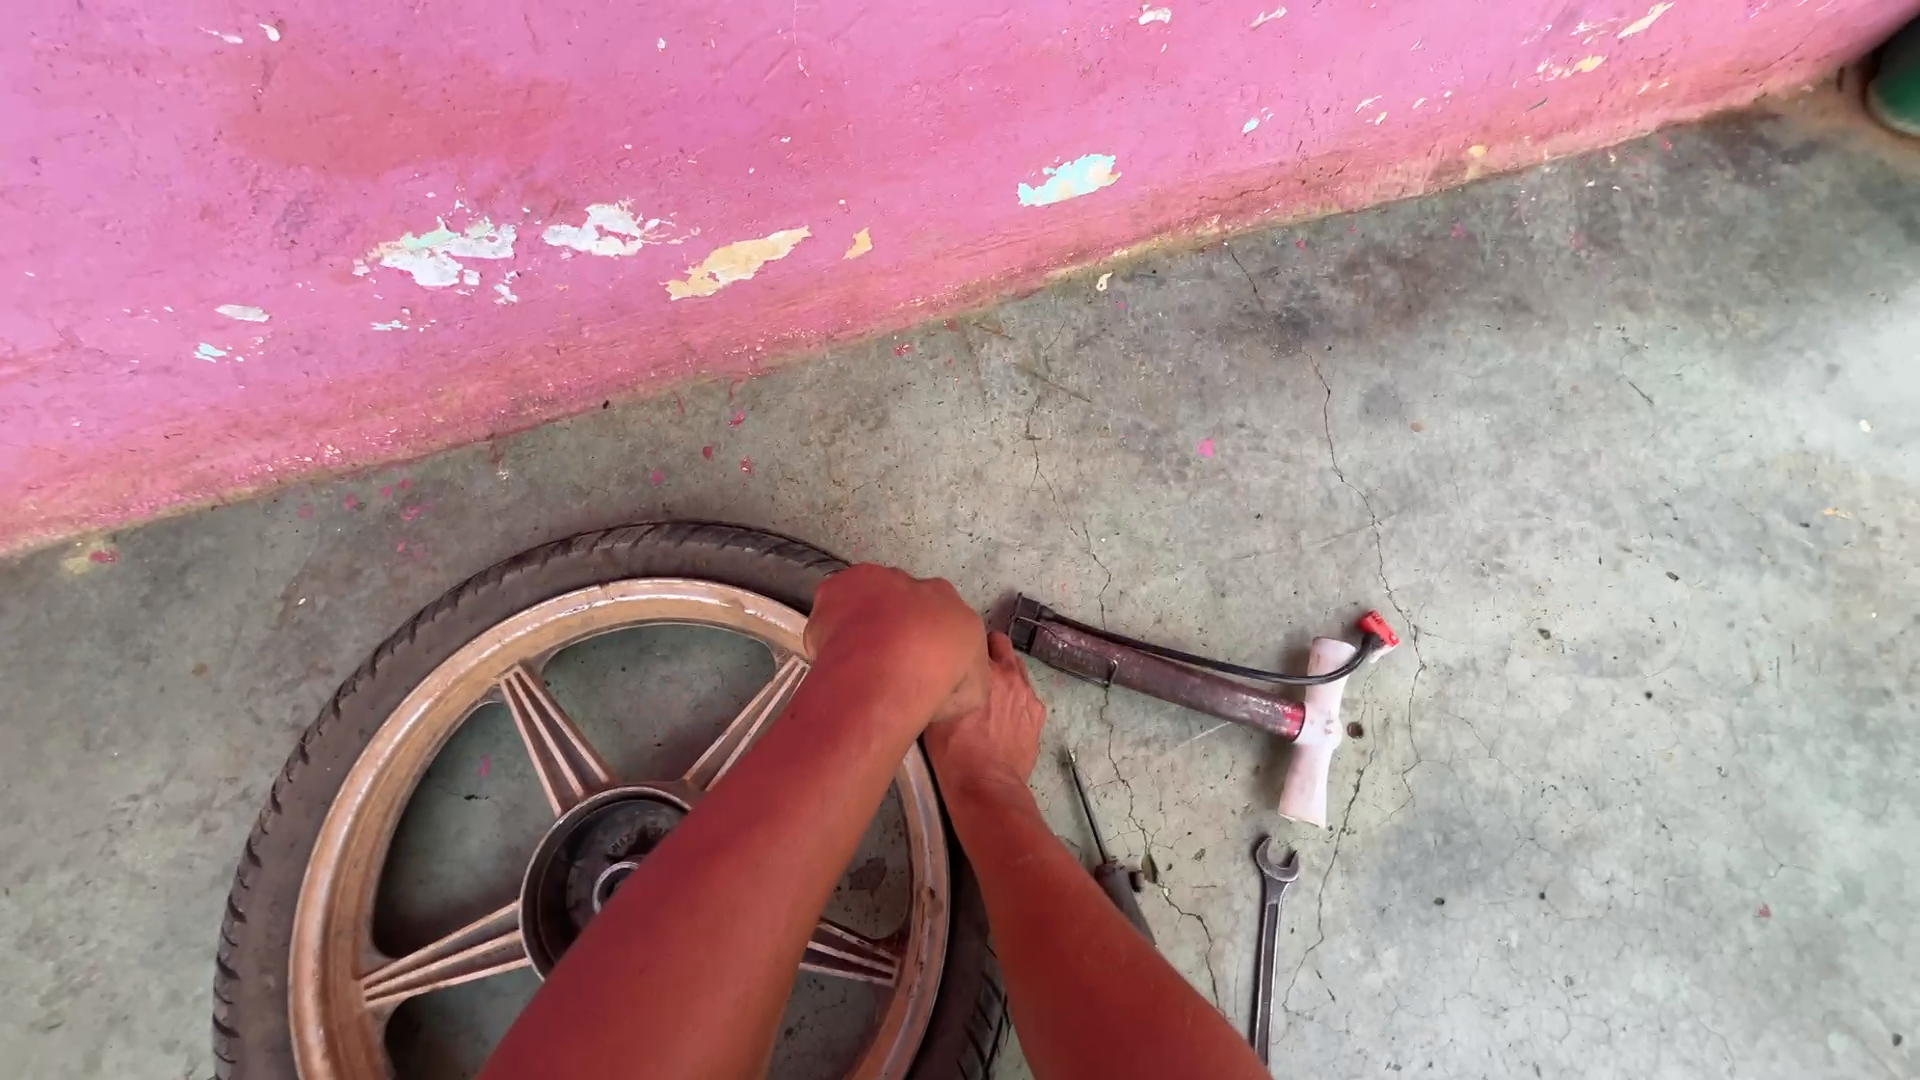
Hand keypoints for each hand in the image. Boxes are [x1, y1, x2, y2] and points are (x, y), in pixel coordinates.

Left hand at [805, 564, 990, 723]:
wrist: (892, 670)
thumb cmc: (938, 681)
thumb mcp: (975, 691)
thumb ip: (967, 676)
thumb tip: (958, 682)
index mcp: (952, 604)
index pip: (941, 616)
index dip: (928, 641)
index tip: (917, 665)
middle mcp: (916, 585)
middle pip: (904, 602)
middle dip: (896, 627)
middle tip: (886, 663)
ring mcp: (875, 581)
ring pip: (868, 599)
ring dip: (863, 622)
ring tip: (856, 660)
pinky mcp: (839, 586)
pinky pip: (833, 604)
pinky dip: (830, 624)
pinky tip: (832, 651)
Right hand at [922, 632, 1047, 789]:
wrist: (986, 785)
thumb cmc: (953, 751)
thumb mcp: (934, 713)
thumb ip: (942, 684)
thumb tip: (937, 674)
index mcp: (982, 669)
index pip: (974, 637)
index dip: (964, 645)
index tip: (957, 655)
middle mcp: (1009, 674)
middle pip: (1001, 643)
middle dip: (989, 650)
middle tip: (976, 668)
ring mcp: (1027, 694)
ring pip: (1017, 668)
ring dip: (1005, 673)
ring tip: (992, 693)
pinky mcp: (1038, 714)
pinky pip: (1027, 694)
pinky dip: (1017, 697)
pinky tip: (1005, 716)